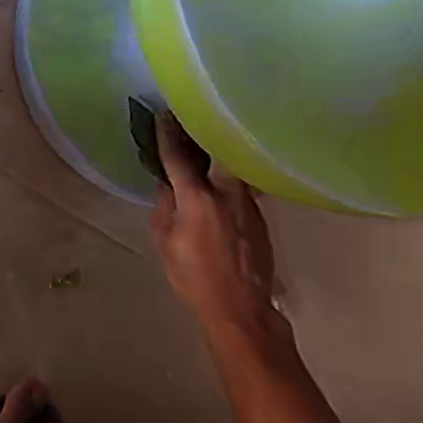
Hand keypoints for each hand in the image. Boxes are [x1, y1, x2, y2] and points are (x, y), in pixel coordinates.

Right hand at [149, 114, 276, 329]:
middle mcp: (228, 194)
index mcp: (198, 199)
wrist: (241, 307)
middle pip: (216, 154)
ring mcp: (249, 204)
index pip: (178, 159)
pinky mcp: (261, 218)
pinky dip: (228, 180)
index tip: (161, 115)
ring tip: (204, 152)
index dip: (167, 136)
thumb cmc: (192, 275)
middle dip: (201, 138)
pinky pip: (241, 189)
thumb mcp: (164, 241)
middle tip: (189, 125)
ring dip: (217, 158)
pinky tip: (220, 185)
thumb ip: (164, 207)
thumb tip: (168, 186)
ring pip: (232, 171)